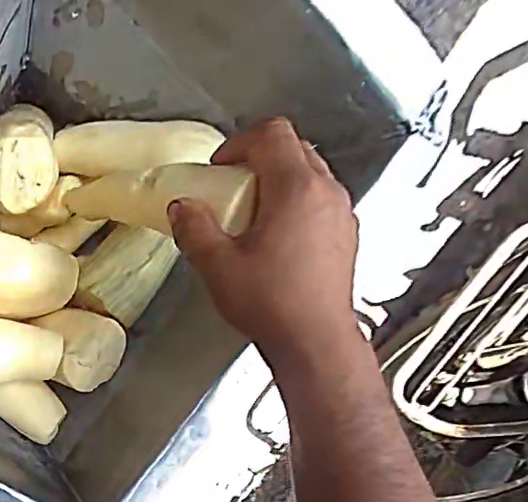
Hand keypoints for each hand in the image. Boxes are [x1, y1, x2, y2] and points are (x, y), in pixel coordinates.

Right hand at [168, 118, 359, 368]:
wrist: (314, 341)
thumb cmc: (270, 303)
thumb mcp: (218, 267)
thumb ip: (195, 230)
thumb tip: (181, 206)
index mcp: (295, 188)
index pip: (271, 134)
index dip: (239, 144)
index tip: (218, 169)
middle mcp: (326, 191)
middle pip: (294, 149)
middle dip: (258, 161)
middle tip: (231, 191)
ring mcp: (342, 213)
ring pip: (310, 176)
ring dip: (278, 184)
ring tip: (252, 219)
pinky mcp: (346, 237)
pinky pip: (320, 204)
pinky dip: (296, 208)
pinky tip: (276, 242)